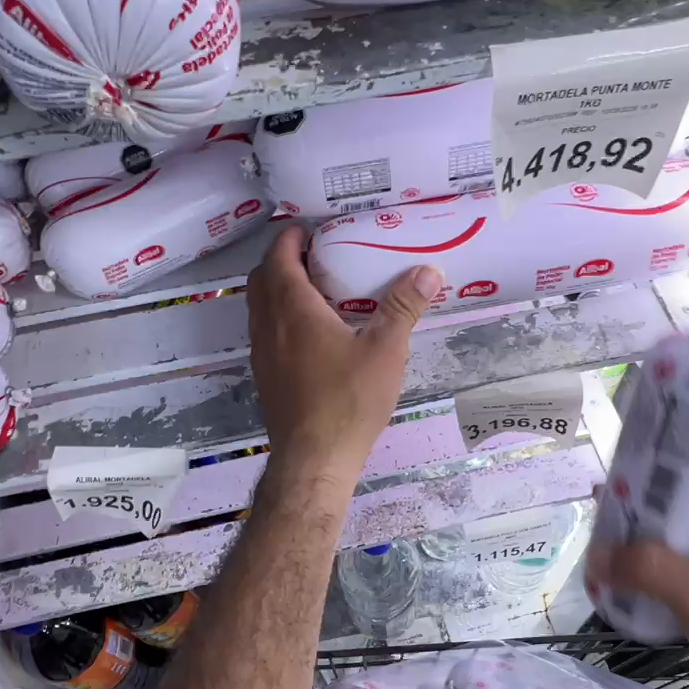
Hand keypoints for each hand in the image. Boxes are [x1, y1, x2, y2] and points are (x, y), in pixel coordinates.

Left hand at [246, 225, 442, 480]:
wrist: (314, 460)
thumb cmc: (348, 400)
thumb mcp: (385, 350)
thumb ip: (403, 308)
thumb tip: (428, 271)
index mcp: (292, 309)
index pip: (278, 256)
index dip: (291, 237)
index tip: (311, 229)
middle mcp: (268, 325)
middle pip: (262, 277)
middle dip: (284, 259)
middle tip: (318, 255)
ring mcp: (261, 353)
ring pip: (260, 306)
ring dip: (280, 289)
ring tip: (319, 290)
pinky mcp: (265, 376)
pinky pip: (266, 331)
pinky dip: (281, 317)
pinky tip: (314, 333)